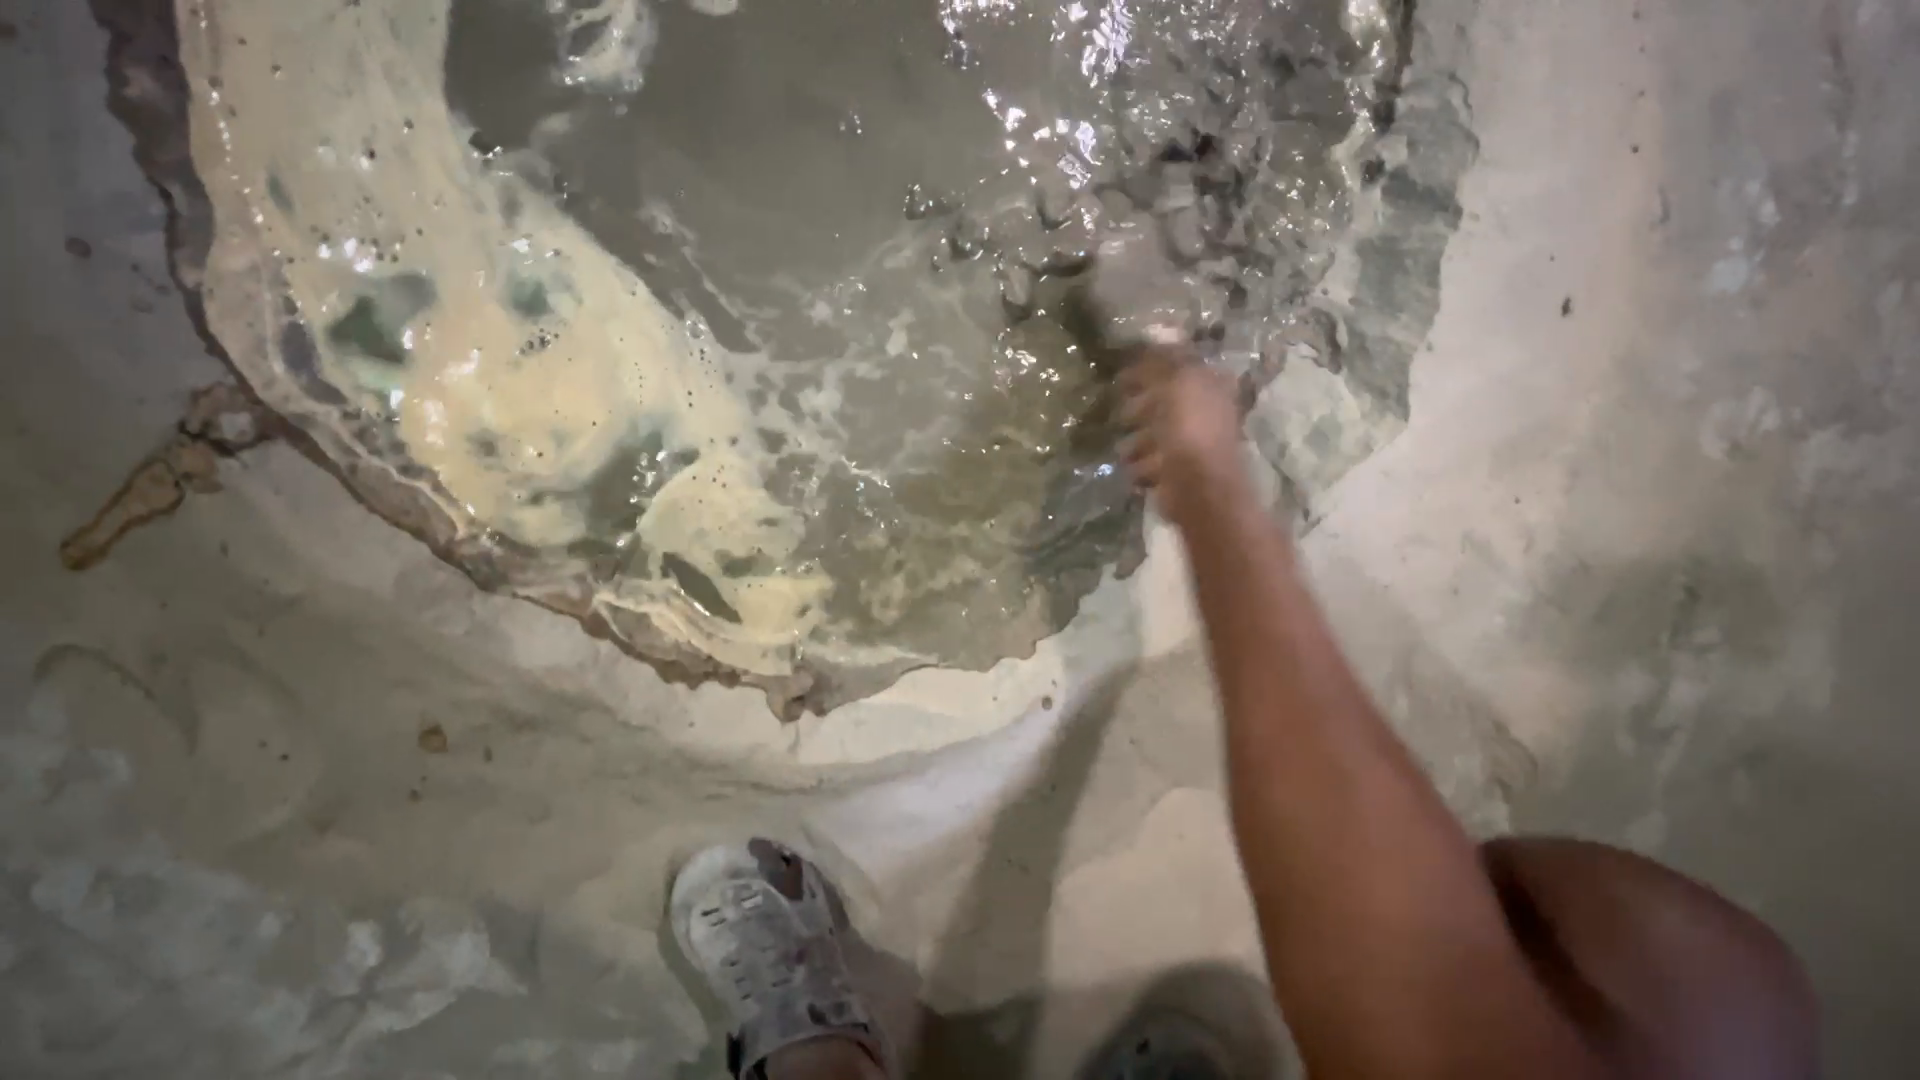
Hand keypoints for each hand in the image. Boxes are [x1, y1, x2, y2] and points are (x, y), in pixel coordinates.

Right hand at [1117, 348, 1250, 525]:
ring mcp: (1192, 446)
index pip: (1178, 367)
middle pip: (1163, 402)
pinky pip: (1149, 463)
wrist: (1199, 487)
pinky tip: (1138, 468)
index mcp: (1211, 386)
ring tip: (1128, 447)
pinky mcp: (1177, 474)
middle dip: (1139, 407)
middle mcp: (1205, 413)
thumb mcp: (1178, 380)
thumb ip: (1164, 359)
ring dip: (1136, 441)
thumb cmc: (1191, 429)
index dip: (1149, 368)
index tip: (1123, 376)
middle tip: (1123, 413)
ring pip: (1153, 435)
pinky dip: (1140, 466)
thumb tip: (1153, 335)